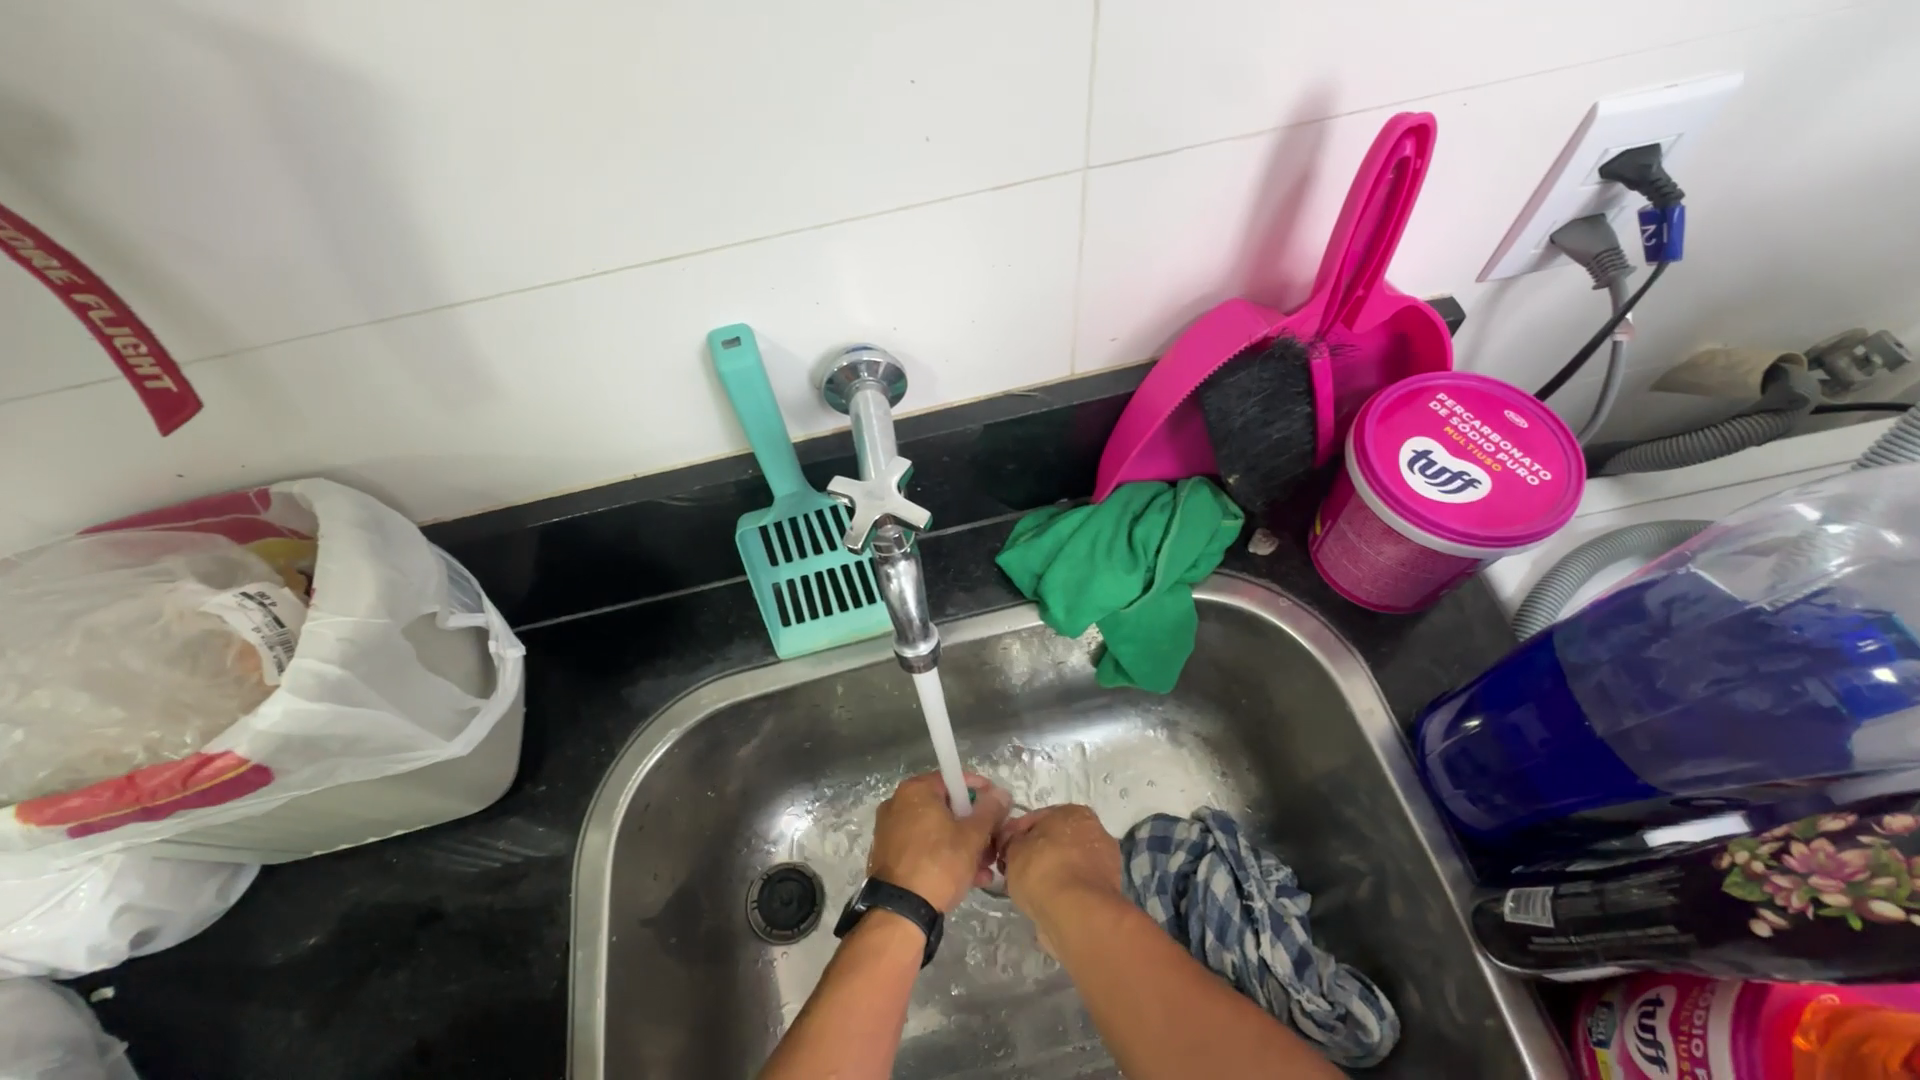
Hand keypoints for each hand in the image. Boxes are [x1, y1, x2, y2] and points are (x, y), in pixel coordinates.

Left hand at [868, 772, 1010, 912]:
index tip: (998, 804)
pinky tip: (971, 878)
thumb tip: (1001, 793)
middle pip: (946, 807)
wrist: (900, 911)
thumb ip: (990, 811)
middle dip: (974, 826)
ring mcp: (891, 831)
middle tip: (994, 841)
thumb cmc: (938, 864)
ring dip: (964, 845)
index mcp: (915, 791)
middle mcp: (898, 804)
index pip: (953, 779)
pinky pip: (924, 847)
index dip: (980, 789)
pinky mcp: (890, 856)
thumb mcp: (972, 836)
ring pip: (937, 831)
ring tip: (987, 866)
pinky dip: (946, 856)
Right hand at [995, 804, 1125, 929]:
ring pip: (1067, 865)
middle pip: (1057, 841)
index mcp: (1075, 812)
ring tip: (1028, 890)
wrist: (1075, 913)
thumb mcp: (1014, 849)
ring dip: (1050, 874)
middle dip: (1036, 853)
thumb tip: (1012, 842)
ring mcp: (1104, 864)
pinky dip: (1062, 892)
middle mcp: (1096, 832)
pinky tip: (1045, 902)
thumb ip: (1012, 841)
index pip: (1038, 818)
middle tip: (1014, 870)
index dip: (1016, 834)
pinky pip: (1075, 886)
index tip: (1003, 850)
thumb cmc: (1042, 869)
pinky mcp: (1105, 893)